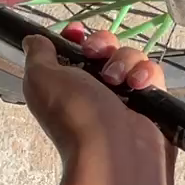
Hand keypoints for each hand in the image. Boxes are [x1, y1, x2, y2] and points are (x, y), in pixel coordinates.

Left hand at [22, 23, 166, 161]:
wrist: (114, 152)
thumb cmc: (74, 114)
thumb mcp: (41, 78)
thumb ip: (37, 55)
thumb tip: (32, 40)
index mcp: (67, 83)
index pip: (75, 49)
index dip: (77, 37)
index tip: (76, 32)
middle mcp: (96, 88)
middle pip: (106, 47)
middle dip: (102, 44)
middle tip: (96, 56)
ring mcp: (125, 95)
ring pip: (131, 56)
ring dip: (124, 60)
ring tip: (118, 81)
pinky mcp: (151, 101)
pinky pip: (152, 72)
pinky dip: (147, 74)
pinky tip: (139, 86)